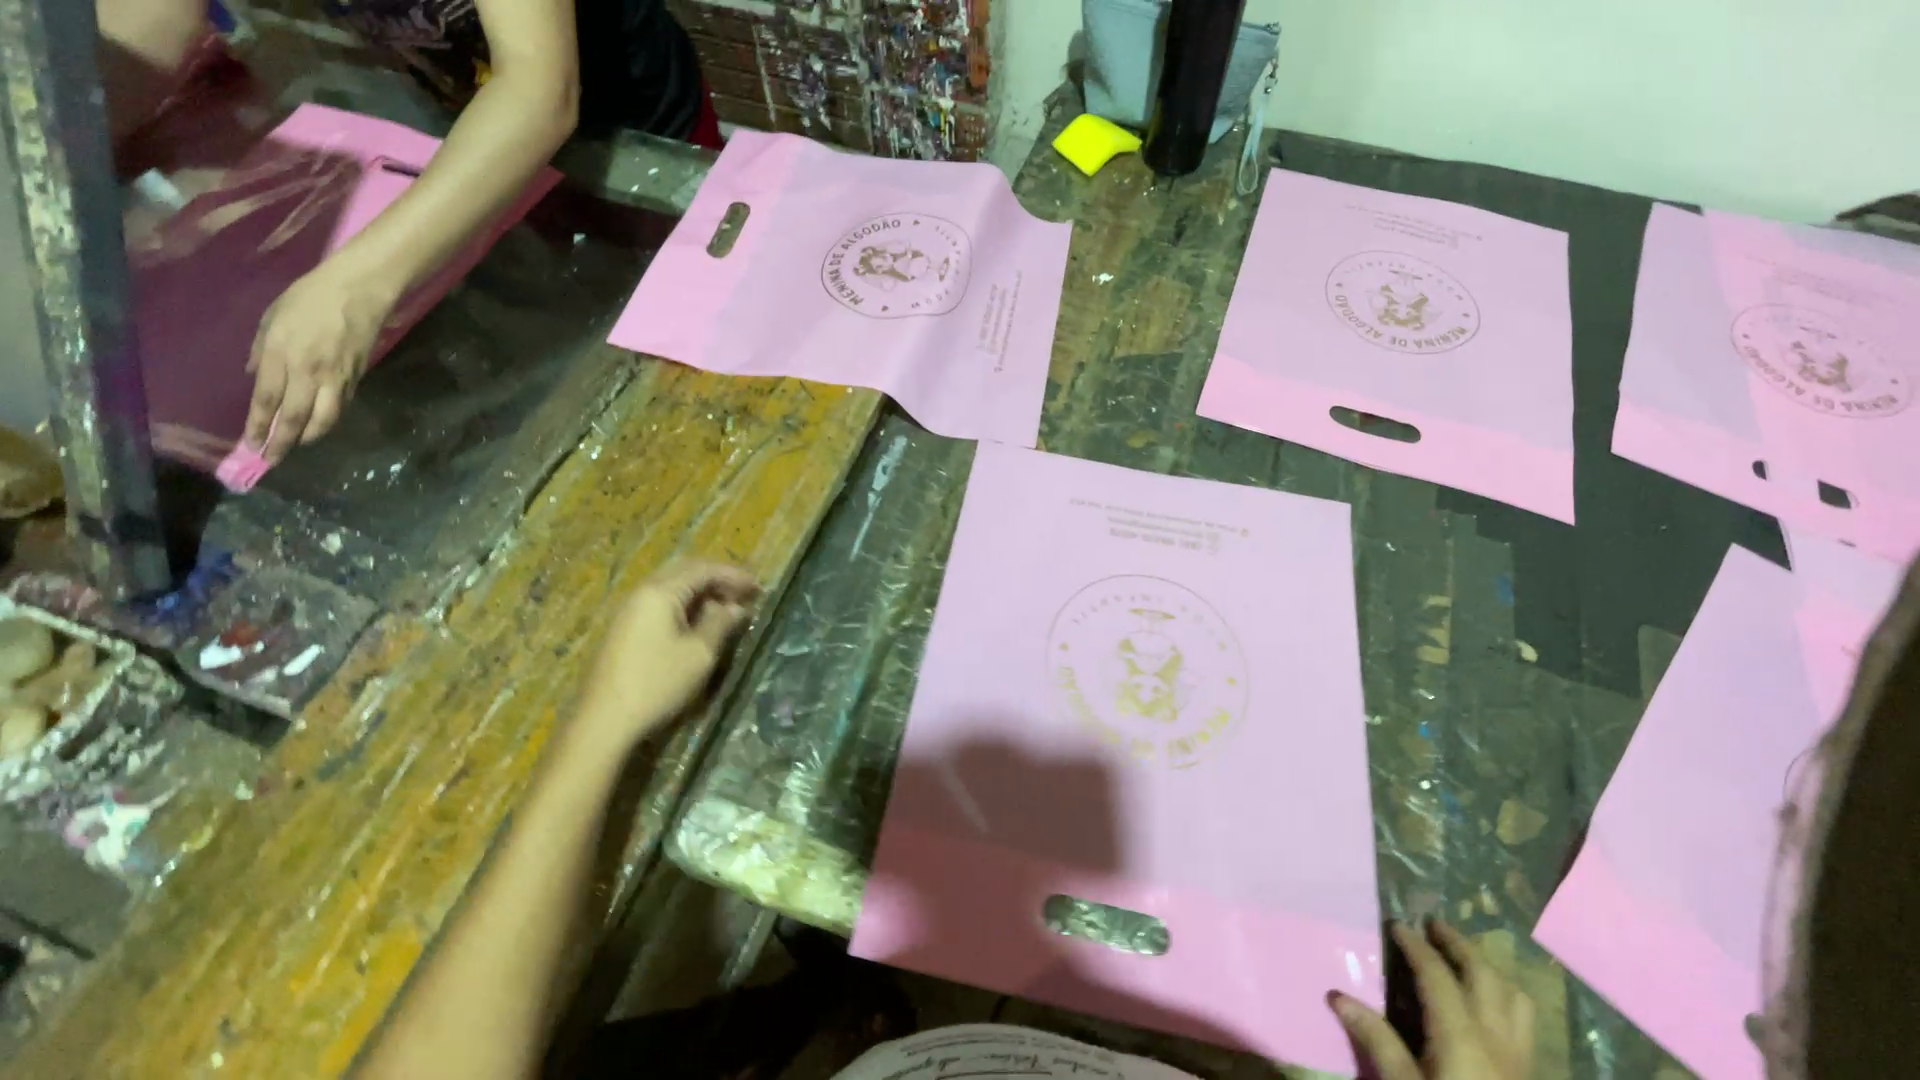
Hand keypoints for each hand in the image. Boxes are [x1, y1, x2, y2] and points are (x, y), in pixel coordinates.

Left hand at [245, 265, 397, 462]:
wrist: (359, 292)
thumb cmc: (310, 298)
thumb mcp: (272, 317)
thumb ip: (262, 350)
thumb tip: (257, 376)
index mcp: (282, 354)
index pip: (267, 399)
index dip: (258, 425)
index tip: (250, 445)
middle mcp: (309, 371)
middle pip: (296, 416)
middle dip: (283, 441)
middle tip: (273, 459)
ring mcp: (337, 377)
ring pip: (325, 418)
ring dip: (311, 436)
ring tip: (299, 445)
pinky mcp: (357, 377)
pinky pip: (341, 405)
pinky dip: (330, 419)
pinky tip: (322, 423)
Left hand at [574, 561, 760, 745]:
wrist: (604, 721)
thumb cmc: (657, 683)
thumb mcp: (699, 653)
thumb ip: (721, 623)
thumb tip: (737, 607)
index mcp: (660, 592)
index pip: (703, 569)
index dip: (734, 576)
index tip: (759, 589)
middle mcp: (642, 593)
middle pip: (684, 572)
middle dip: (717, 580)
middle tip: (744, 595)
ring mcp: (629, 611)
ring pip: (671, 588)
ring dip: (701, 593)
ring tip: (726, 610)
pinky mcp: (624, 629)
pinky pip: (660, 604)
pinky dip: (684, 606)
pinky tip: (698, 624)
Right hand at [1331, 920, 1533, 1079]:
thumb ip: (1376, 1041)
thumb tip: (1337, 995)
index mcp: (1461, 1034)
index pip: (1437, 975)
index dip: (1416, 946)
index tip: (1397, 925)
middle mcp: (1496, 1036)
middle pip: (1483, 974)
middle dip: (1458, 944)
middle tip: (1434, 926)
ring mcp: (1518, 1057)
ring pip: (1514, 995)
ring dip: (1489, 968)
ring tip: (1465, 959)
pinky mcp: (1527, 1075)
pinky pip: (1523, 1020)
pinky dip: (1505, 996)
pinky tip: (1489, 1006)